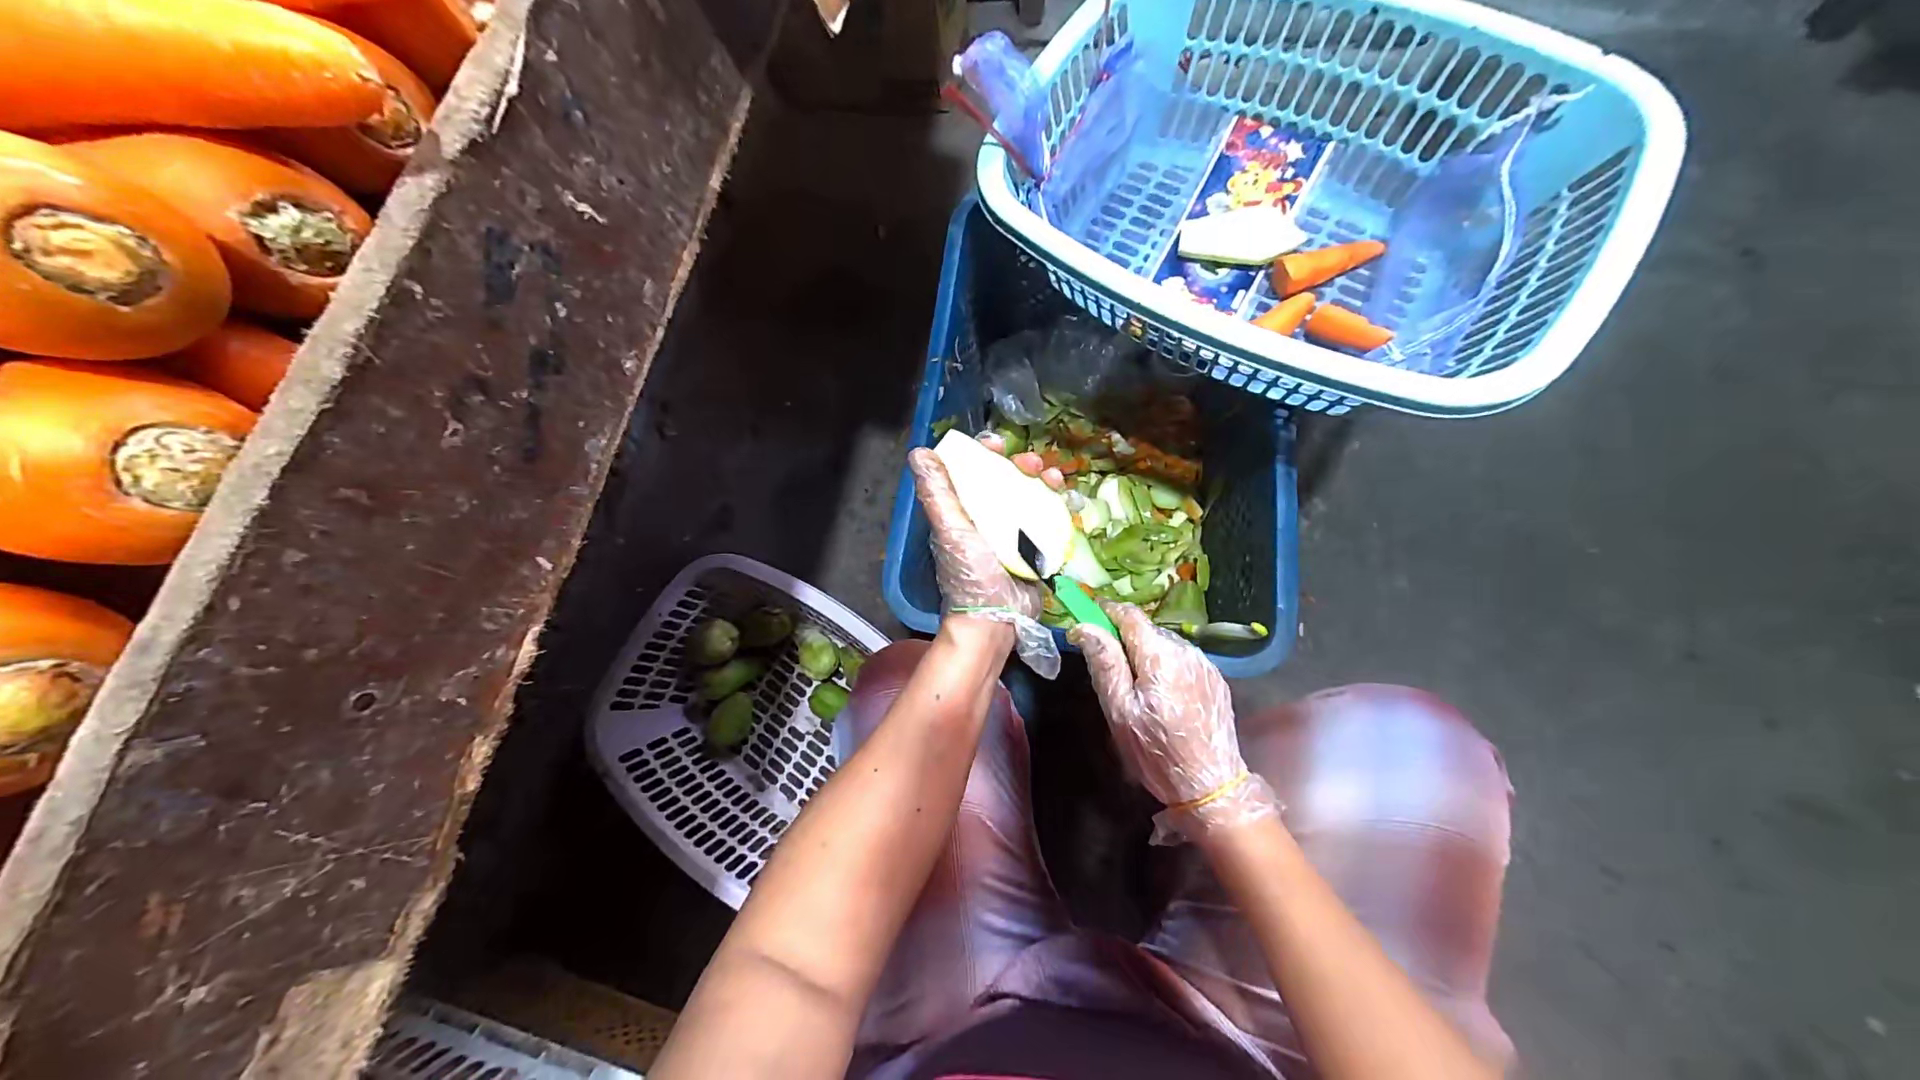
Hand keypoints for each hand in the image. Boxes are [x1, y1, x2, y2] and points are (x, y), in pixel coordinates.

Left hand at [907, 447, 1043, 622]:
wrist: (997, 619)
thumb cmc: (970, 574)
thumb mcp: (951, 530)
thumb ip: (937, 494)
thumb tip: (918, 453)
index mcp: (964, 511)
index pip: (974, 472)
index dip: (986, 453)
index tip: (998, 444)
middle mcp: (988, 519)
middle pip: (1007, 479)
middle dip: (1021, 464)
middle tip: (1031, 463)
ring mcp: (1014, 533)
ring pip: (1031, 495)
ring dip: (1042, 480)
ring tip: (1053, 477)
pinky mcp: (1036, 548)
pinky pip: (1048, 518)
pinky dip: (1057, 504)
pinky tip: (1065, 497)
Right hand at [1071, 601, 1278, 841]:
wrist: (1211, 786)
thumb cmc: (1156, 753)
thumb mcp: (1120, 712)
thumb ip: (1105, 664)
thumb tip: (1085, 627)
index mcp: (1160, 656)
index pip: (1130, 615)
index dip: (1106, 611)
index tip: (1087, 617)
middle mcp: (1186, 651)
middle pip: (1147, 629)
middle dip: (1123, 638)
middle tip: (1106, 664)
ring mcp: (1204, 665)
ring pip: (1164, 644)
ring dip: (1145, 653)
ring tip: (1134, 684)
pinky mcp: (1214, 679)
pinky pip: (1181, 660)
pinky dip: (1164, 666)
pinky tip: (1160, 694)